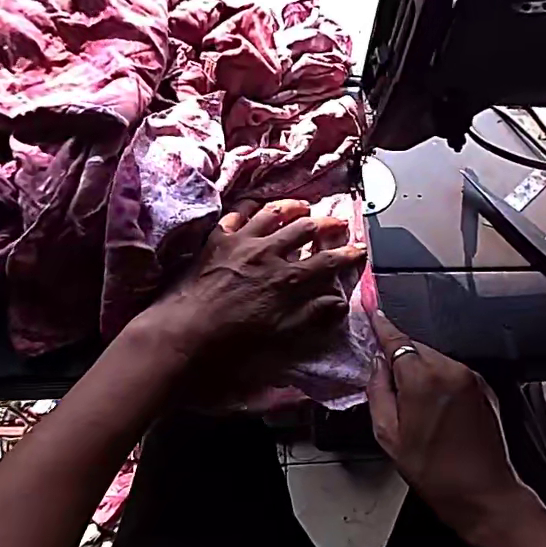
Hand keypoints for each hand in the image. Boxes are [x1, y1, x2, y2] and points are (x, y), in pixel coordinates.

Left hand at [132, 199, 365, 390]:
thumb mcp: (280, 334)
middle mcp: (268, 253)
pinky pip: (237, 214)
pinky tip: (254, 207)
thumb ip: (311, 315)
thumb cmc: (233, 340)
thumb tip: (338, 303)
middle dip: (325, 223)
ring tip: (302, 206)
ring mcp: (242, 242)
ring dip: (291, 207)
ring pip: (273, 213)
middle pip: (304, 229)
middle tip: (336, 222)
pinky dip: (249, 208)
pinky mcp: (218, 239)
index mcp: (287, 279)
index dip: (347, 254)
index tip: (359, 249)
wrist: (186, 330)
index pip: (327, 262)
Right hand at [365, 314, 545, 546]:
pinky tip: (432, 407)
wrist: (483, 494)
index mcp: (423, 379)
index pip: (396, 340)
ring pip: (434, 358)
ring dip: (418, 369)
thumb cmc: (436, 472)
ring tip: (411, 403)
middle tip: (384, 376)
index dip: (381, 326)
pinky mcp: (483, 388)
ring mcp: (471, 378)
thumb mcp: (389, 436)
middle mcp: (450, 370)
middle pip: (415, 347)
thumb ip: (378, 392)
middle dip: (398, 355)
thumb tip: (376, 367)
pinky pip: (452, 372)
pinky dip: (438, 379)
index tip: (372, 314)